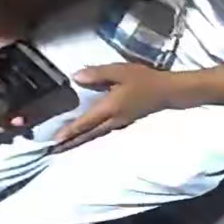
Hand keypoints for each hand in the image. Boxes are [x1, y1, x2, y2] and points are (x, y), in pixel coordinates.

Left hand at [54, 63, 182, 150]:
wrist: (167, 92)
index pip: (85, 122)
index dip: (70, 131)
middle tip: (55, 151)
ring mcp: (119, 123)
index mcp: (109, 108)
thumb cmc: (144, 80)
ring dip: (80, 141)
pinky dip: (91, 135)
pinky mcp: (124, 121)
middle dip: (72, 143)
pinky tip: (88, 135)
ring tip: (67, 146)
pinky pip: (103, 131)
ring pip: (95, 135)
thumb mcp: (120, 72)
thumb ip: (97, 75)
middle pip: (88, 134)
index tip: (55, 141)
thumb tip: (76, 78)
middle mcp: (112, 120)